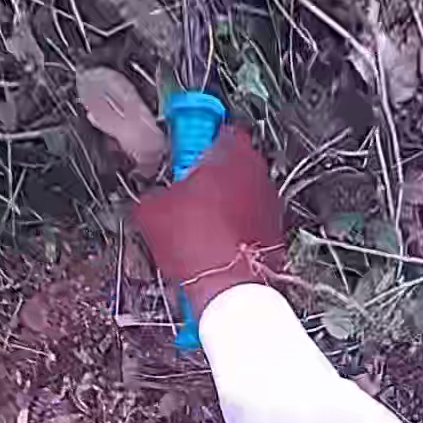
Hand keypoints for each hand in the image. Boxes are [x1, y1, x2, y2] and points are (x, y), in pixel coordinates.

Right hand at [133, 128, 284, 313]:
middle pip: (228, 168)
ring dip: (220, 211)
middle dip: (206, 181)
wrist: (228, 293)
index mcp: (233, 152)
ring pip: (240, 200)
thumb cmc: (199, 245)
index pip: (213, 130)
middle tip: (183, 197)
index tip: (181, 153)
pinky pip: (247, 230)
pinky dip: (231, 237)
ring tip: (195, 231)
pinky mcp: (274, 241)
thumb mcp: (153, 211)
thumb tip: (149, 200)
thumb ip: (152, 193)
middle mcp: (260, 175)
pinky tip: (211, 252)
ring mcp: (271, 210)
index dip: (192, 143)